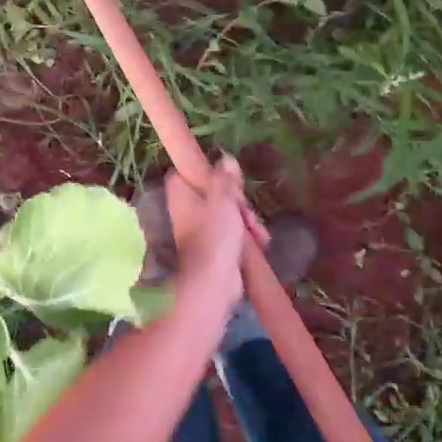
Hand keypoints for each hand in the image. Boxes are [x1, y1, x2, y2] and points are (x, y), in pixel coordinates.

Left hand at [165, 156, 261, 320]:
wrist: (214, 283)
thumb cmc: (214, 236)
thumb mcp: (223, 200)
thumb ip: (225, 178)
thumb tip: (226, 158)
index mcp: (182, 194)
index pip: (185, 172)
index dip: (206, 171)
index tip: (226, 177)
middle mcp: (187, 209)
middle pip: (213, 191)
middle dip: (235, 199)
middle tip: (244, 209)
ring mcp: (202, 228)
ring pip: (226, 211)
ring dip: (245, 218)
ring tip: (256, 231)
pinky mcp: (216, 245)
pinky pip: (232, 230)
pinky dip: (245, 234)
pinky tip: (259, 241)